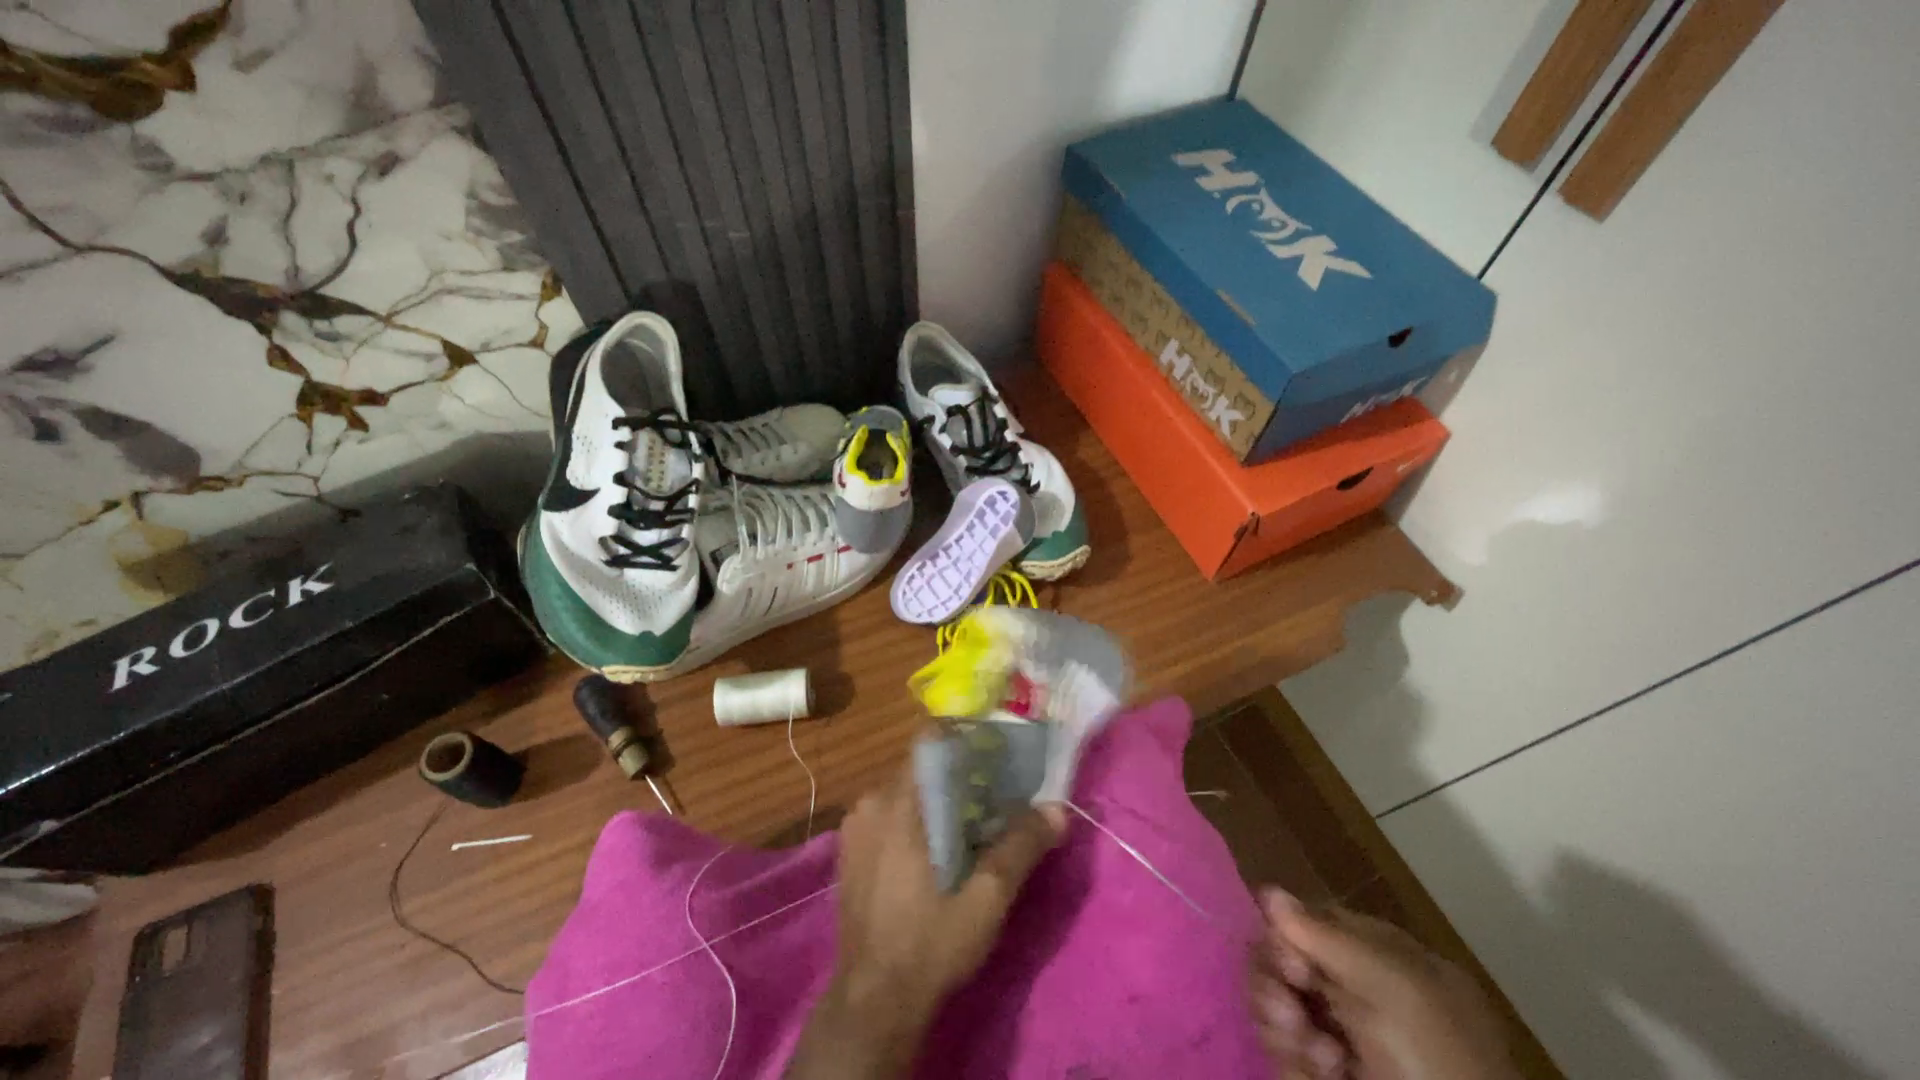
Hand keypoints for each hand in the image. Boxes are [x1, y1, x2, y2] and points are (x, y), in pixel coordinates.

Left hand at [788, 762, 1064, 1078]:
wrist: (873, 1003)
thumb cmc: (929, 945)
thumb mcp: (986, 899)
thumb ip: (1020, 847)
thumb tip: (1056, 809)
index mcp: (897, 803)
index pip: (930, 740)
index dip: (968, 740)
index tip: (1001, 756)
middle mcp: (869, 804)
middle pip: (922, 768)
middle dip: (962, 776)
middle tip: (1001, 797)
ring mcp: (855, 829)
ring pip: (907, 794)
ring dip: (941, 802)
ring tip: (978, 828)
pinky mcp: (851, 854)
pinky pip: (890, 818)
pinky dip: (919, 823)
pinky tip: (942, 855)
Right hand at [1252, 891, 1518, 1079]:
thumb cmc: (1433, 1054)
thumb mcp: (1392, 984)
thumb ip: (1326, 934)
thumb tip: (1269, 890)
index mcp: (1379, 955)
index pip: (1305, 922)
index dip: (1284, 938)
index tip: (1293, 968)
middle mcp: (1355, 989)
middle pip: (1280, 965)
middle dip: (1275, 989)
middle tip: (1293, 1019)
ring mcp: (1342, 1036)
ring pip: (1274, 1011)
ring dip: (1283, 1032)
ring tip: (1324, 1062)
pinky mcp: (1327, 1074)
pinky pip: (1284, 1056)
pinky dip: (1293, 1067)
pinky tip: (1320, 1077)